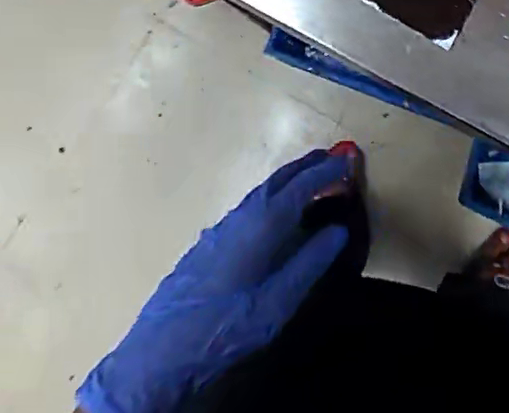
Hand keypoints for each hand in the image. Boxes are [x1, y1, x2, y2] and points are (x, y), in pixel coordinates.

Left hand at [76, 149, 352, 412]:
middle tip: (333, 158)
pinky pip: (253, 200)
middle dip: (308, 164)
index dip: (328, 172)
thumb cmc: (225, 326)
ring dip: (291, 177)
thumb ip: (310, 264)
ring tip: (311, 177)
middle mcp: (244, 212)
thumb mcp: (277, 303)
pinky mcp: (214, 236)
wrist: (159, 349)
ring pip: (265, 188)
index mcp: (263, 222)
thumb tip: (339, 230)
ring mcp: (225, 222)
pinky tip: (278, 208)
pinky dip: (275, 192)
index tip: (349, 162)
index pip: (302, 185)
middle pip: (281, 177)